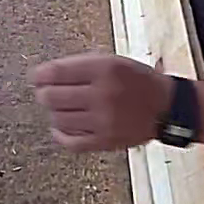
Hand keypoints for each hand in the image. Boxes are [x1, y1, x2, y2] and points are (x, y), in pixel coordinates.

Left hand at [30, 53, 175, 151]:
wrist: (167, 107)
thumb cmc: (134, 81)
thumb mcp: (110, 61)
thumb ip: (78, 67)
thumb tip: (41, 76)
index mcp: (104, 69)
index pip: (56, 72)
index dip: (39, 76)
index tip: (36, 78)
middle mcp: (103, 94)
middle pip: (52, 97)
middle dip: (44, 95)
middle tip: (46, 94)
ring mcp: (104, 120)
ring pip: (58, 119)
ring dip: (54, 113)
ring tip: (61, 109)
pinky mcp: (106, 141)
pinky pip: (70, 142)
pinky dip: (60, 135)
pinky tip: (61, 128)